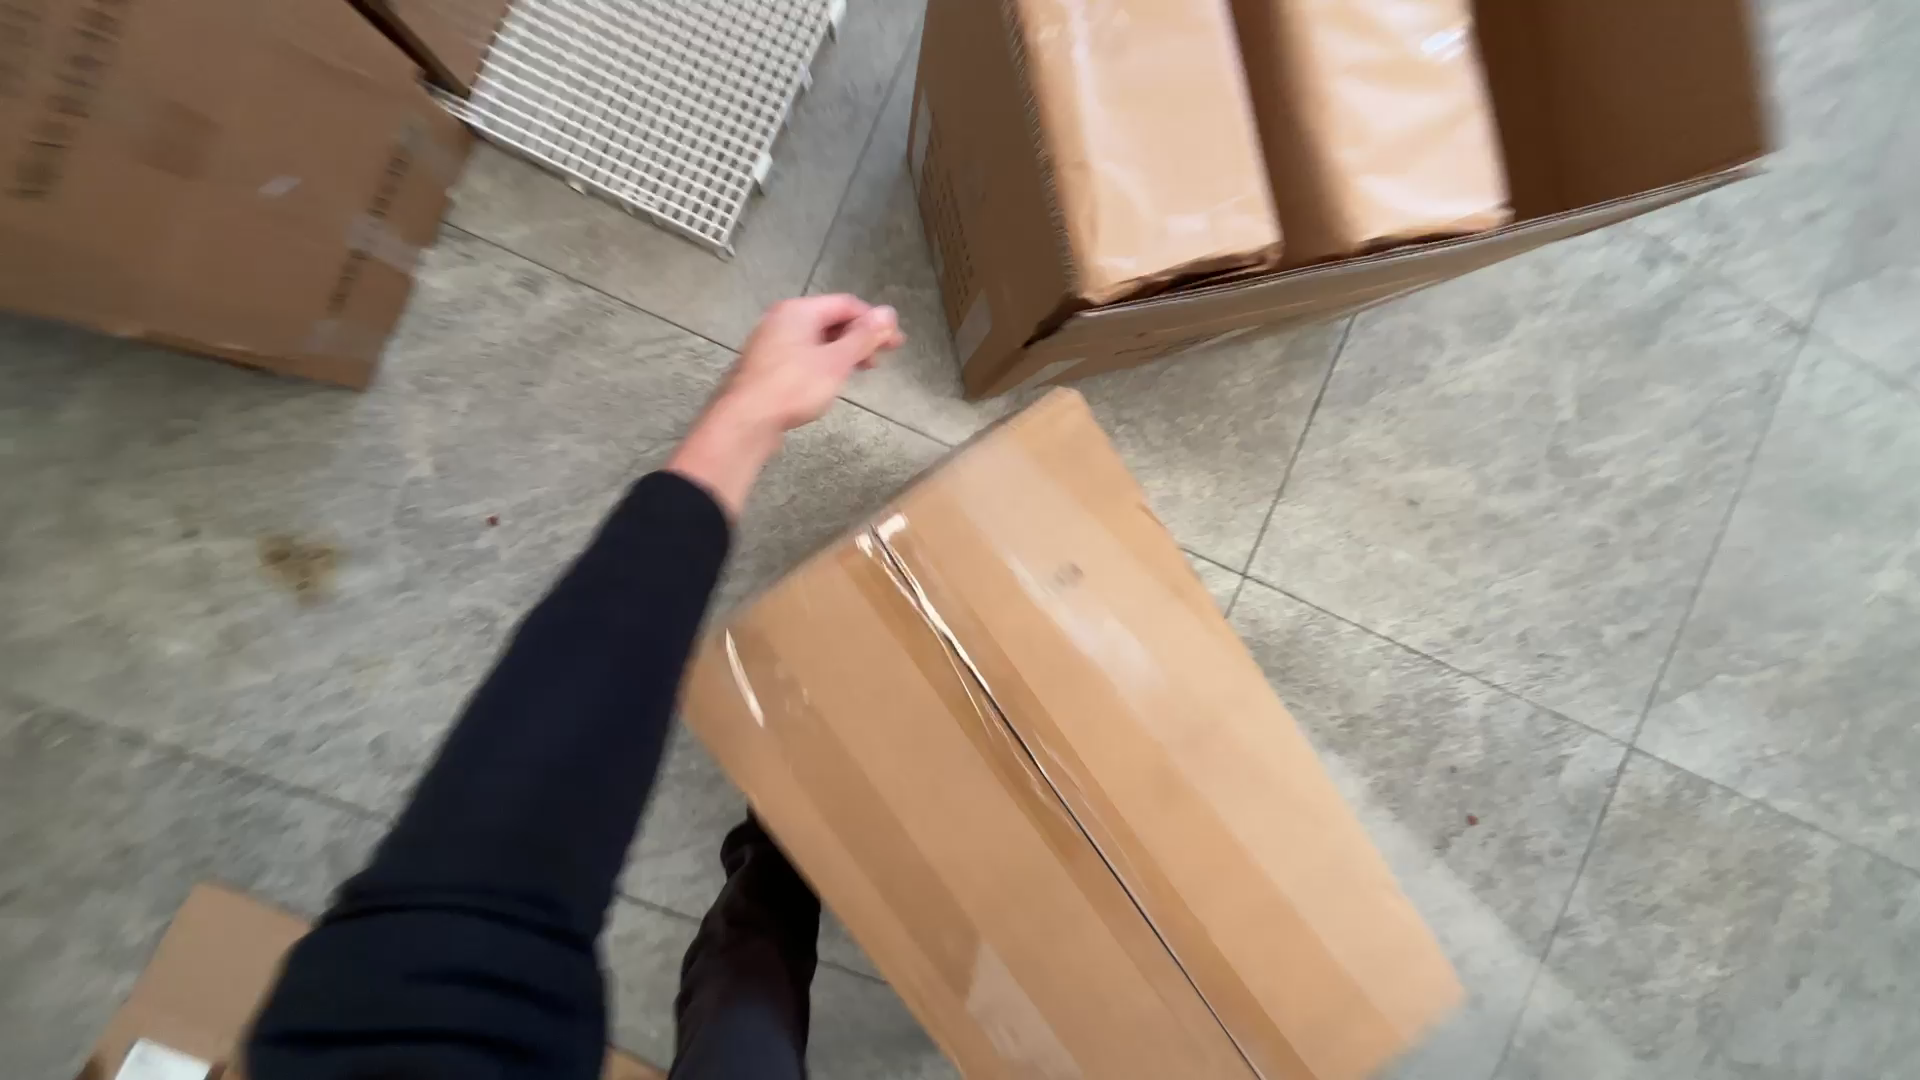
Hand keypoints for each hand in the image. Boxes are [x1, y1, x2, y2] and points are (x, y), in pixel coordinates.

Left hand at [667, 295, 903, 517]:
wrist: (746, 420)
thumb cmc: (793, 388)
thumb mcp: (836, 362)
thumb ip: (863, 337)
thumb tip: (889, 313)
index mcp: (799, 311)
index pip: (847, 305)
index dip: (874, 321)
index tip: (895, 343)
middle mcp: (783, 319)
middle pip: (831, 320)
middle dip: (860, 337)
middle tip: (882, 357)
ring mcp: (772, 342)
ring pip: (817, 338)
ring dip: (843, 350)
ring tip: (862, 369)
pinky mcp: (768, 364)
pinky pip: (803, 353)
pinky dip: (824, 361)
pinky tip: (832, 379)